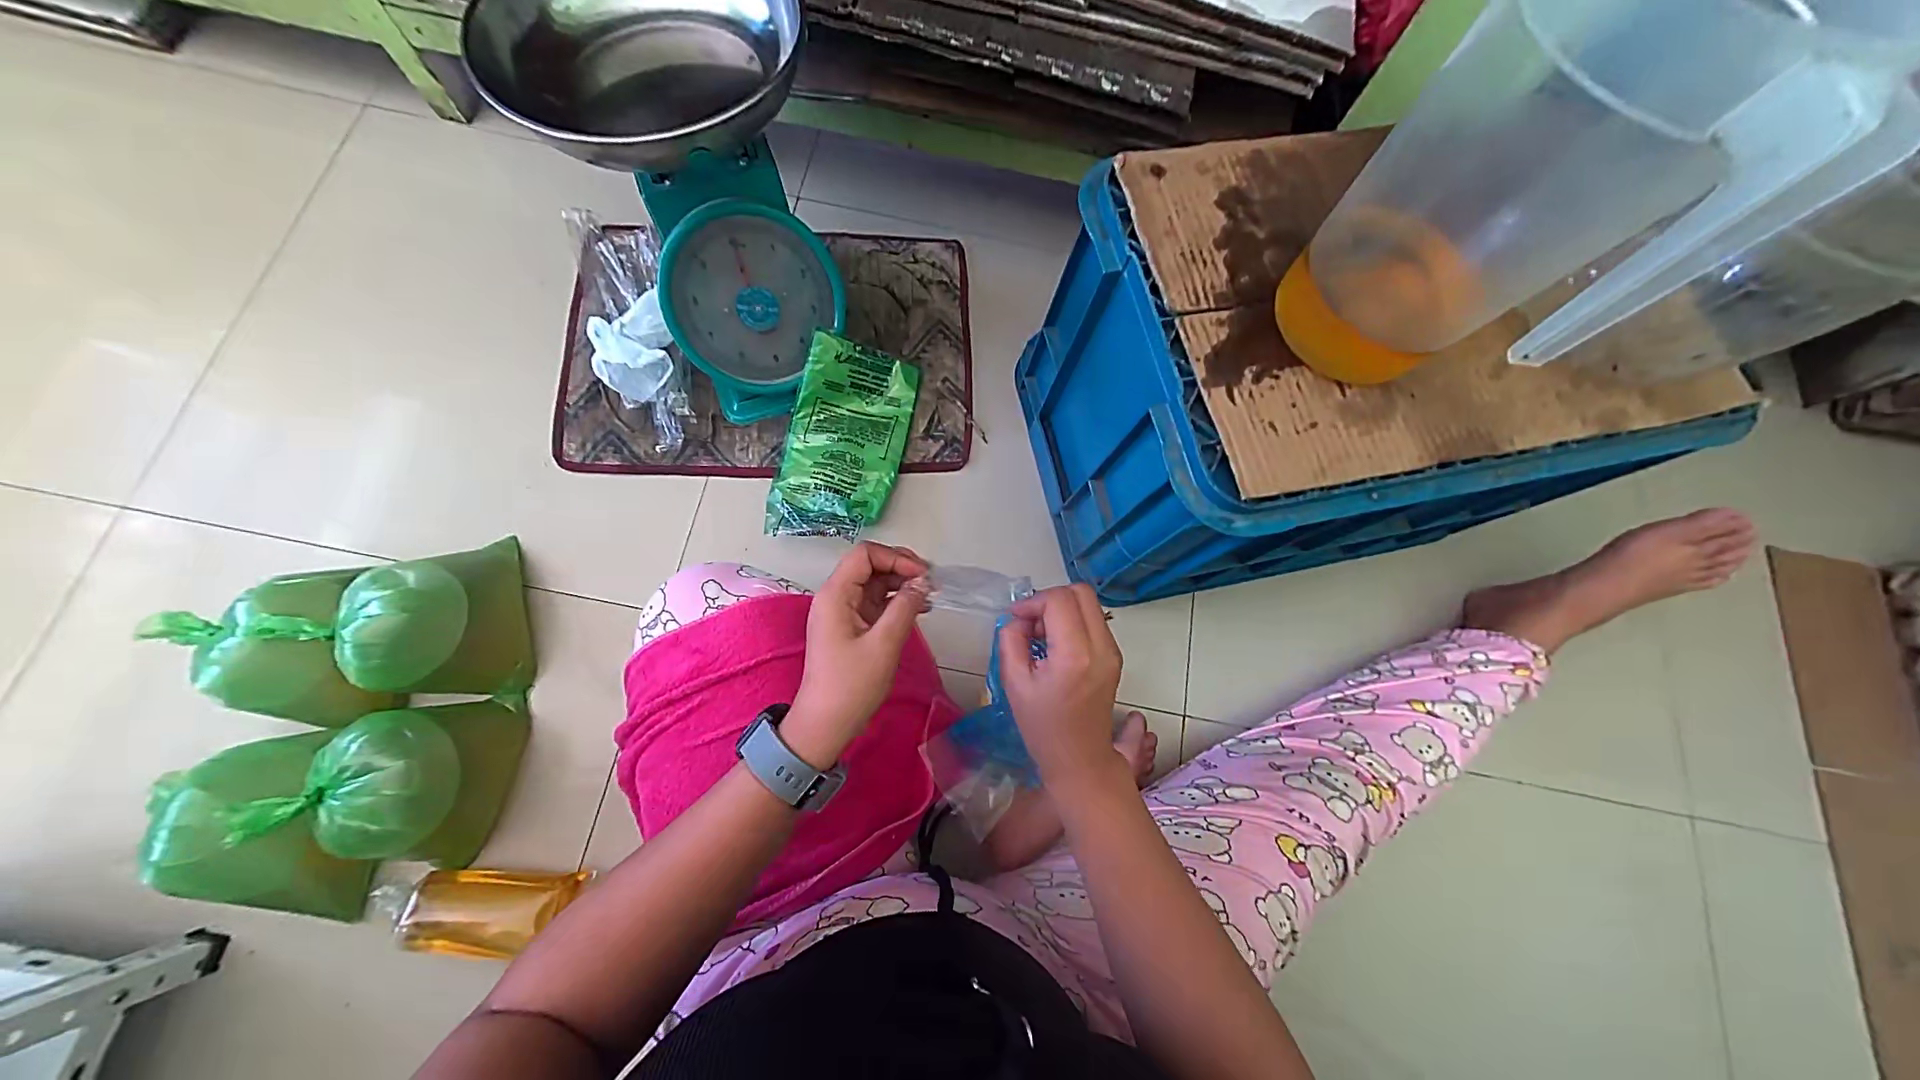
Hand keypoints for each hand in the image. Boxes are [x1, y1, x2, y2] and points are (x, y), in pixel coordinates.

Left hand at [786, 542, 931, 767]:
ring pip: (874, 582)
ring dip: (901, 584)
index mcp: (835, 595)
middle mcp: (836, 596)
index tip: (923, 576)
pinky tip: (918, 609)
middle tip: (931, 583)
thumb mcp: (883, 645)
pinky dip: (896, 601)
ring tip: (929, 597)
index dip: (896, 558)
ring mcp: (843, 611)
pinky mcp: (850, 626)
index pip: (865, 554)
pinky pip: (875, 602)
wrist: (826, 723)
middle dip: (901, 568)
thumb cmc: (851, 685)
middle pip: (869, 564)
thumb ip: (904, 608)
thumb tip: (923, 583)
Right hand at [997, 584, 1126, 788]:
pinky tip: (1054, 646)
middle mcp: (1101, 647)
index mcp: (1075, 655)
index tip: (1015, 620)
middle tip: (1030, 623)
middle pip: (1080, 592)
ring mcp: (1113, 651)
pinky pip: (1093, 621)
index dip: (1032, 602)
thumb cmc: (1043, 728)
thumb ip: (1011, 641)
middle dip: (1050, 599)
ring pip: (1089, 604)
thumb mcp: (1014, 683)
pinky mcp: (1115, 656)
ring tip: (1040, 636)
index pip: (1059, 600)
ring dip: (1061, 609)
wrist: (1081, 760)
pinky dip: (1072, 622)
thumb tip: (1018, 619)